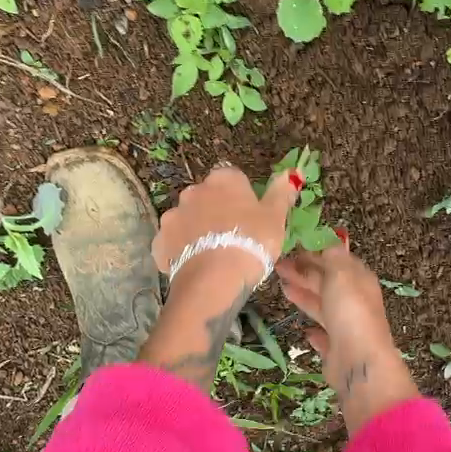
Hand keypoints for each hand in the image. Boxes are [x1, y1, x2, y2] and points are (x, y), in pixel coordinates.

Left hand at [137, 164, 300, 389]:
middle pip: (207, 198)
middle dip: (215, 212)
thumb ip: (280, 193)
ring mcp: (172, 216)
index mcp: (223, 180)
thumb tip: (290, 172)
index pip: (233, 179)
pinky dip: (181, 251)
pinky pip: (173, 243)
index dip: (241, 198)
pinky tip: (196, 266)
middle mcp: (193, 191)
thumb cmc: (251, 242)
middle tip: (232, 237)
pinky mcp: (159, 242)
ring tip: (213, 255)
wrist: (215, 279)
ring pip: (187, 220)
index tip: (249, 217)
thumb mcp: (275, 218)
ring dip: (197, 231)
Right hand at [276, 244, 419, 433]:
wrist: (358, 360)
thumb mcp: (341, 273)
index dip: (315, 252)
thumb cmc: (350, 311)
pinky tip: (303, 329)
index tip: (292, 247)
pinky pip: (323, 336)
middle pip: (327, 282)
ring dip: (304, 296)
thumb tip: (330, 241)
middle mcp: (355, 301)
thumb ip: (333, 256)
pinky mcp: (337, 349)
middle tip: (277, 266)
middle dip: (304, 272)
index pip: (336, 260)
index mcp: (359, 280)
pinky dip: (313, 330)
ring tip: (282, 287)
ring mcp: (346, 326)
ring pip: (322, 306)